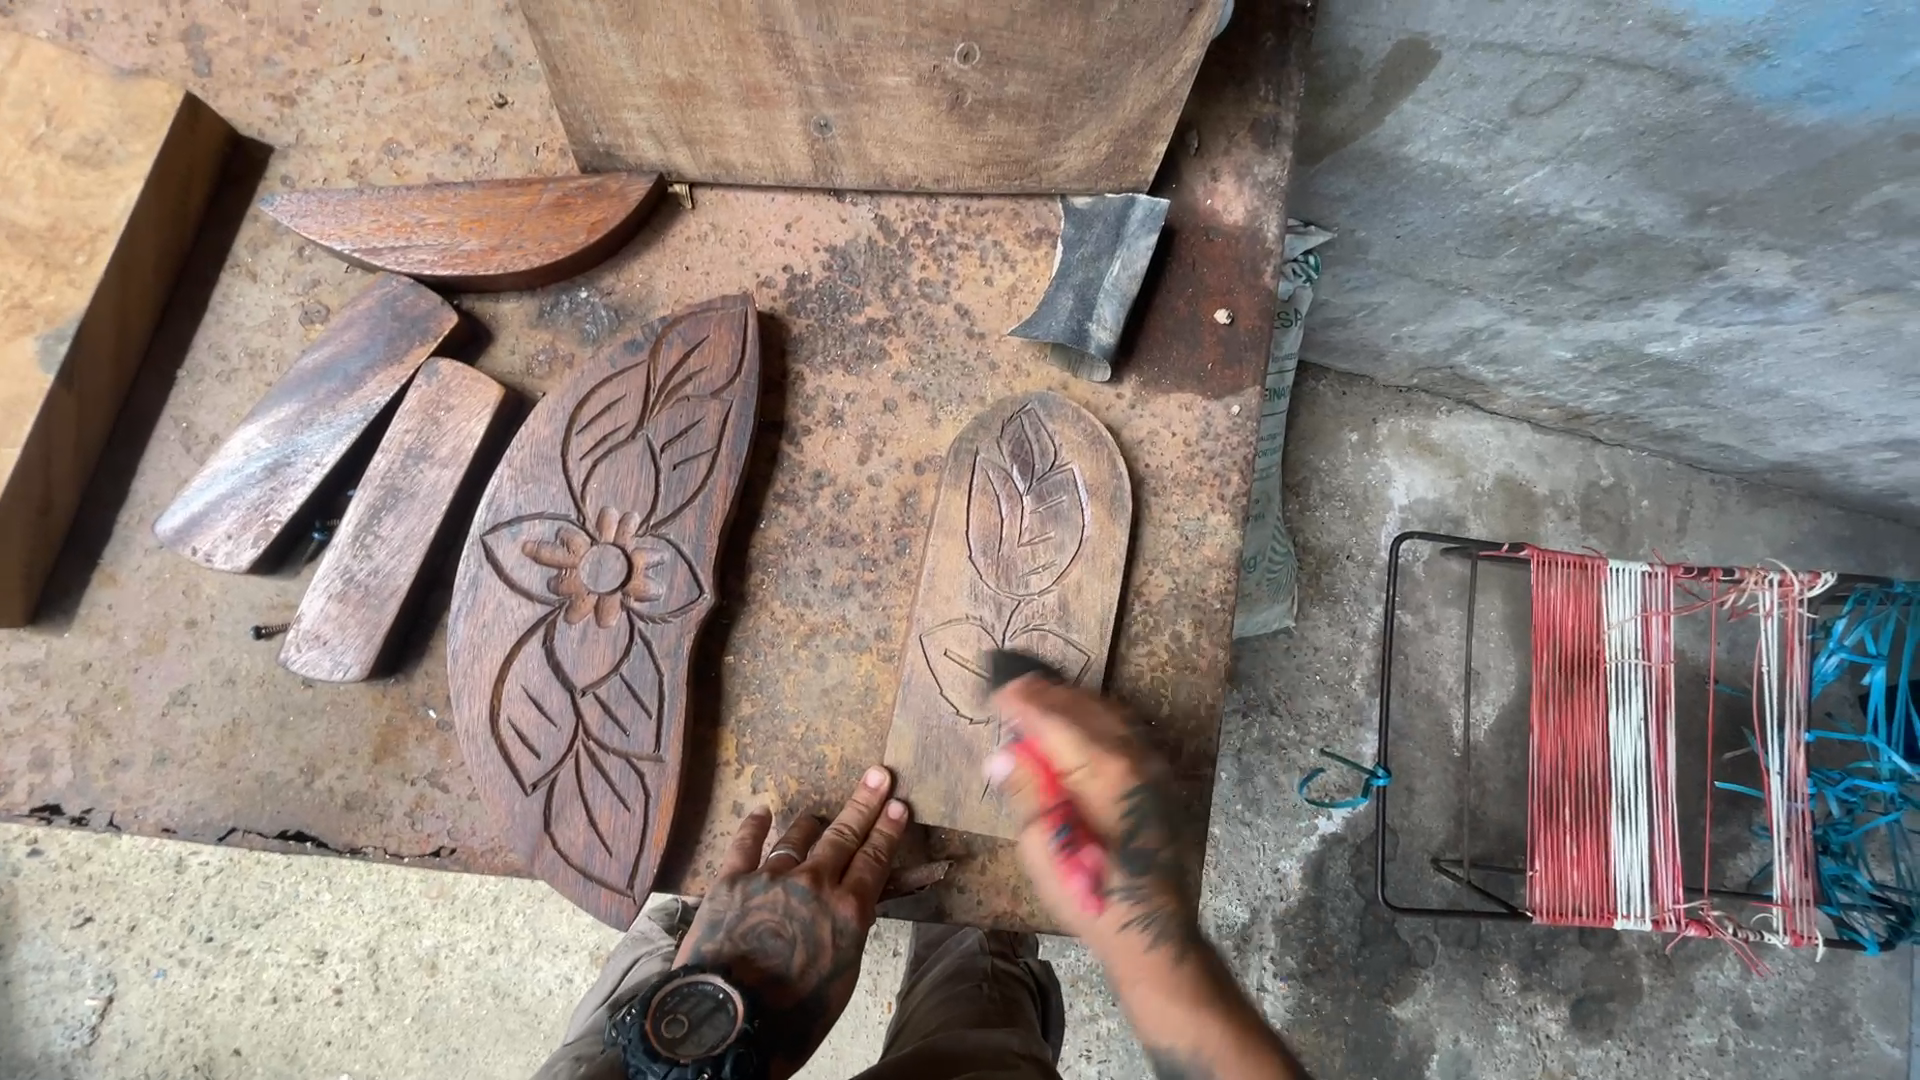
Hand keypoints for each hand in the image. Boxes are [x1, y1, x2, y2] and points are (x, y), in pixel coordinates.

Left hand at [675, 766, 909, 1079]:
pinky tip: (761, 811)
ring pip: (798, 836)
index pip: (875, 859)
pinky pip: (746, 844)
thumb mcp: (842, 978)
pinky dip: (754, 825)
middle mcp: (815, 883)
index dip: (888, 829)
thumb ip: (849, 932)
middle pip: (845, 835)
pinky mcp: (732, 881)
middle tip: (879, 774)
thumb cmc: (792, 1018)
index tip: (899, 804)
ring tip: (818, 815)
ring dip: (812, 823)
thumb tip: (852, 907)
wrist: (727, 1027)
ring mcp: (772, 877)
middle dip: (865, 803)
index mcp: (847, 911)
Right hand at [990, 680, 1312, 1079]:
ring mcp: (1150, 765)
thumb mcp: (1047, 853)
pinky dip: (1092, 714)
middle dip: (1044, 694)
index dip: (1024, 703)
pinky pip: (1121, 727)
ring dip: (1068, 700)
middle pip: (1082, 708)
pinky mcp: (1157, 776)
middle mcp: (1132, 758)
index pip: (1055, 721)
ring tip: (1035, 696)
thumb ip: (1028, 796)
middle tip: (1011, 688)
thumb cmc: (1092, 899)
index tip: (998, 692)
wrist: (1156, 933)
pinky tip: (1074, 719)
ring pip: (1105, 712)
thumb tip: (1002, 756)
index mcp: (1103, 774)